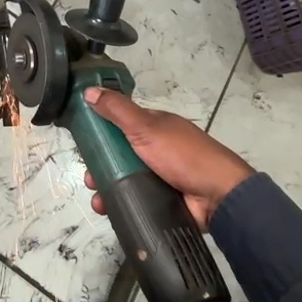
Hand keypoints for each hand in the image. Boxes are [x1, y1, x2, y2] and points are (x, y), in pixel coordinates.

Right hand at [83, 87, 253, 228]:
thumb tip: (89, 90)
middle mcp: (157, 149)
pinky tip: (109, 211)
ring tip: (98, 201)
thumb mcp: (146, 127)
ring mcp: (161, 176)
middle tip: (88, 179)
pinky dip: (121, 204)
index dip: (101, 131)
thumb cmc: (182, 155)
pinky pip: (136, 199)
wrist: (219, 196)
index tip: (82, 143)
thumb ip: (117, 109)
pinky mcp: (164, 200)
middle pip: (120, 155)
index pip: (121, 124)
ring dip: (108, 189)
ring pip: (126, 180)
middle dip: (100, 166)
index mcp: (154, 127)